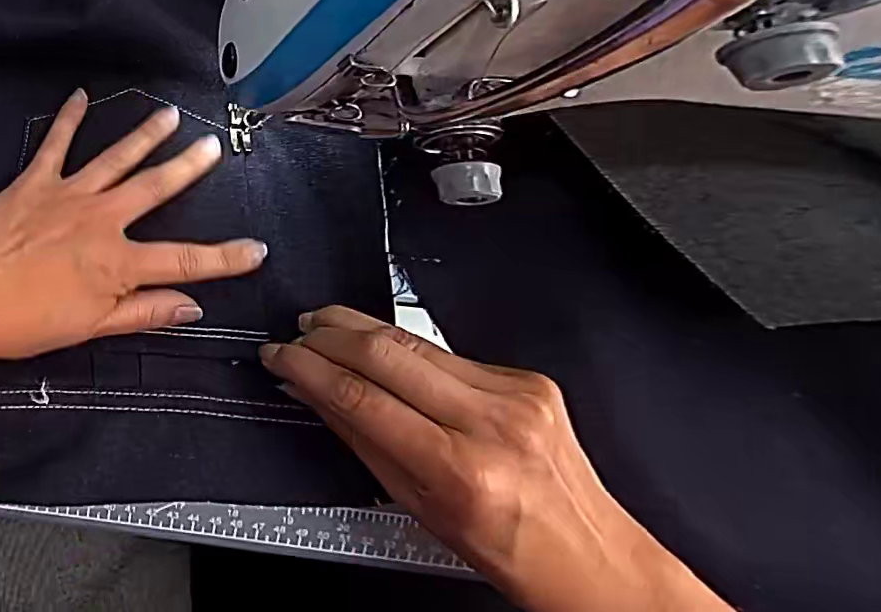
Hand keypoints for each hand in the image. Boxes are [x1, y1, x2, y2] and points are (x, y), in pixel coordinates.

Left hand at [0, 89, 267, 364]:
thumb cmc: (22, 321)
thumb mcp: (89, 328)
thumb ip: (144, 312)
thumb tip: (193, 307)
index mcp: (117, 262)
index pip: (185, 261)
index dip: (227, 258)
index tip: (257, 248)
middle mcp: (101, 219)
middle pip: (156, 189)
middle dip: (189, 167)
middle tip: (213, 145)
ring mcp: (69, 194)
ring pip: (117, 158)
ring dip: (145, 135)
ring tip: (168, 114)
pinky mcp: (35, 181)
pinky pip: (56, 144)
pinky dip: (68, 119)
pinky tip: (79, 96)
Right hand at [261, 306, 730, 611]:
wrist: (597, 560)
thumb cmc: (514, 556)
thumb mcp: (422, 513)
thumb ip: (364, 443)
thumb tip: (317, 395)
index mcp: (461, 472)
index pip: (361, 399)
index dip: (310, 370)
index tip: (283, 356)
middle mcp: (491, 422)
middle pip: (385, 353)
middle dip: (329, 333)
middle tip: (299, 330)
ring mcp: (513, 392)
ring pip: (412, 340)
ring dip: (359, 325)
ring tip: (326, 321)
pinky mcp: (525, 375)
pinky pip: (446, 351)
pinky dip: (403, 344)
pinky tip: (381, 343)